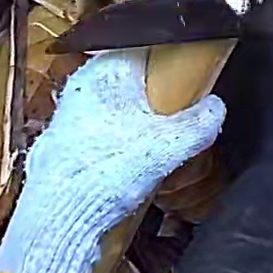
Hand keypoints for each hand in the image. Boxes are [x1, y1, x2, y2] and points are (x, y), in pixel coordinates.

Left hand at [0, 49, 224, 272]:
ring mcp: (71, 113)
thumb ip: (198, 124)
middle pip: (136, 80)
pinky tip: (131, 166)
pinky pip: (105, 130)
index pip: (148, 48)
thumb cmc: (104, 173)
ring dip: (141, 125)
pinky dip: (122, 143)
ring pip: (121, 107)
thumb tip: (216, 107)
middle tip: (174, 124)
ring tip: (154, 151)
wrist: (56, 224)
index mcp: (104, 69)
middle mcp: (83, 83)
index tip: (189, 83)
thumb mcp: (165, 146)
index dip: (173, 63)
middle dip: (158, 102)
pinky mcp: (66, 141)